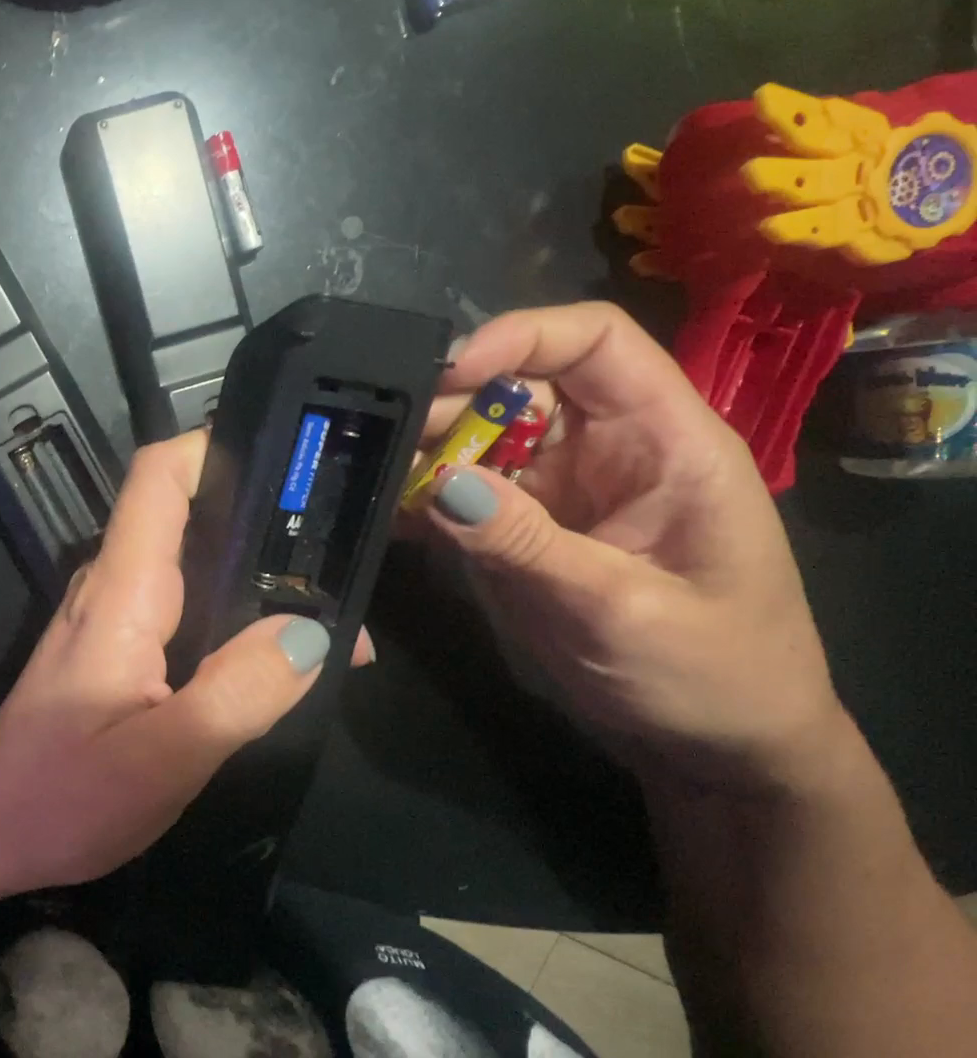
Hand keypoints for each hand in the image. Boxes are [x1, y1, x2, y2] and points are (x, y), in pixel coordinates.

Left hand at [0, 432, 370, 899]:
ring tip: (339, 610)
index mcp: (122, 593)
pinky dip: (236, 617)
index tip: (295, 461)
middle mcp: (114, 586)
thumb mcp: (162, 760)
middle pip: (190, 514)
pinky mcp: (118, 647)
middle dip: (268, 521)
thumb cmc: (60, 799)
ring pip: (194, 564)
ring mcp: (113, 616)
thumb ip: (236, 695)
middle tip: (351, 553)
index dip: (219, 449)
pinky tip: (282, 654)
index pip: (159, 478)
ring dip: (261, 576)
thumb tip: (312, 632)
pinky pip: (186, 608)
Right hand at [416, 303, 853, 794]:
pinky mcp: (521, 533)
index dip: (520, 338)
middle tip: (386, 440)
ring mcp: (557, 493)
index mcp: (664, 441)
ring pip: (478, 439)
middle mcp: (605, 451)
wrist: (715, 748)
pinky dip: (420, 501)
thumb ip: (528, 543)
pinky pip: (461, 496)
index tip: (449, 374)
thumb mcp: (622, 609)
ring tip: (371, 477)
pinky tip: (382, 514)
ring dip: (424, 453)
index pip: (595, 343)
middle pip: (519, 388)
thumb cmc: (712, 672)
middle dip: (452, 404)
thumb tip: (440, 484)